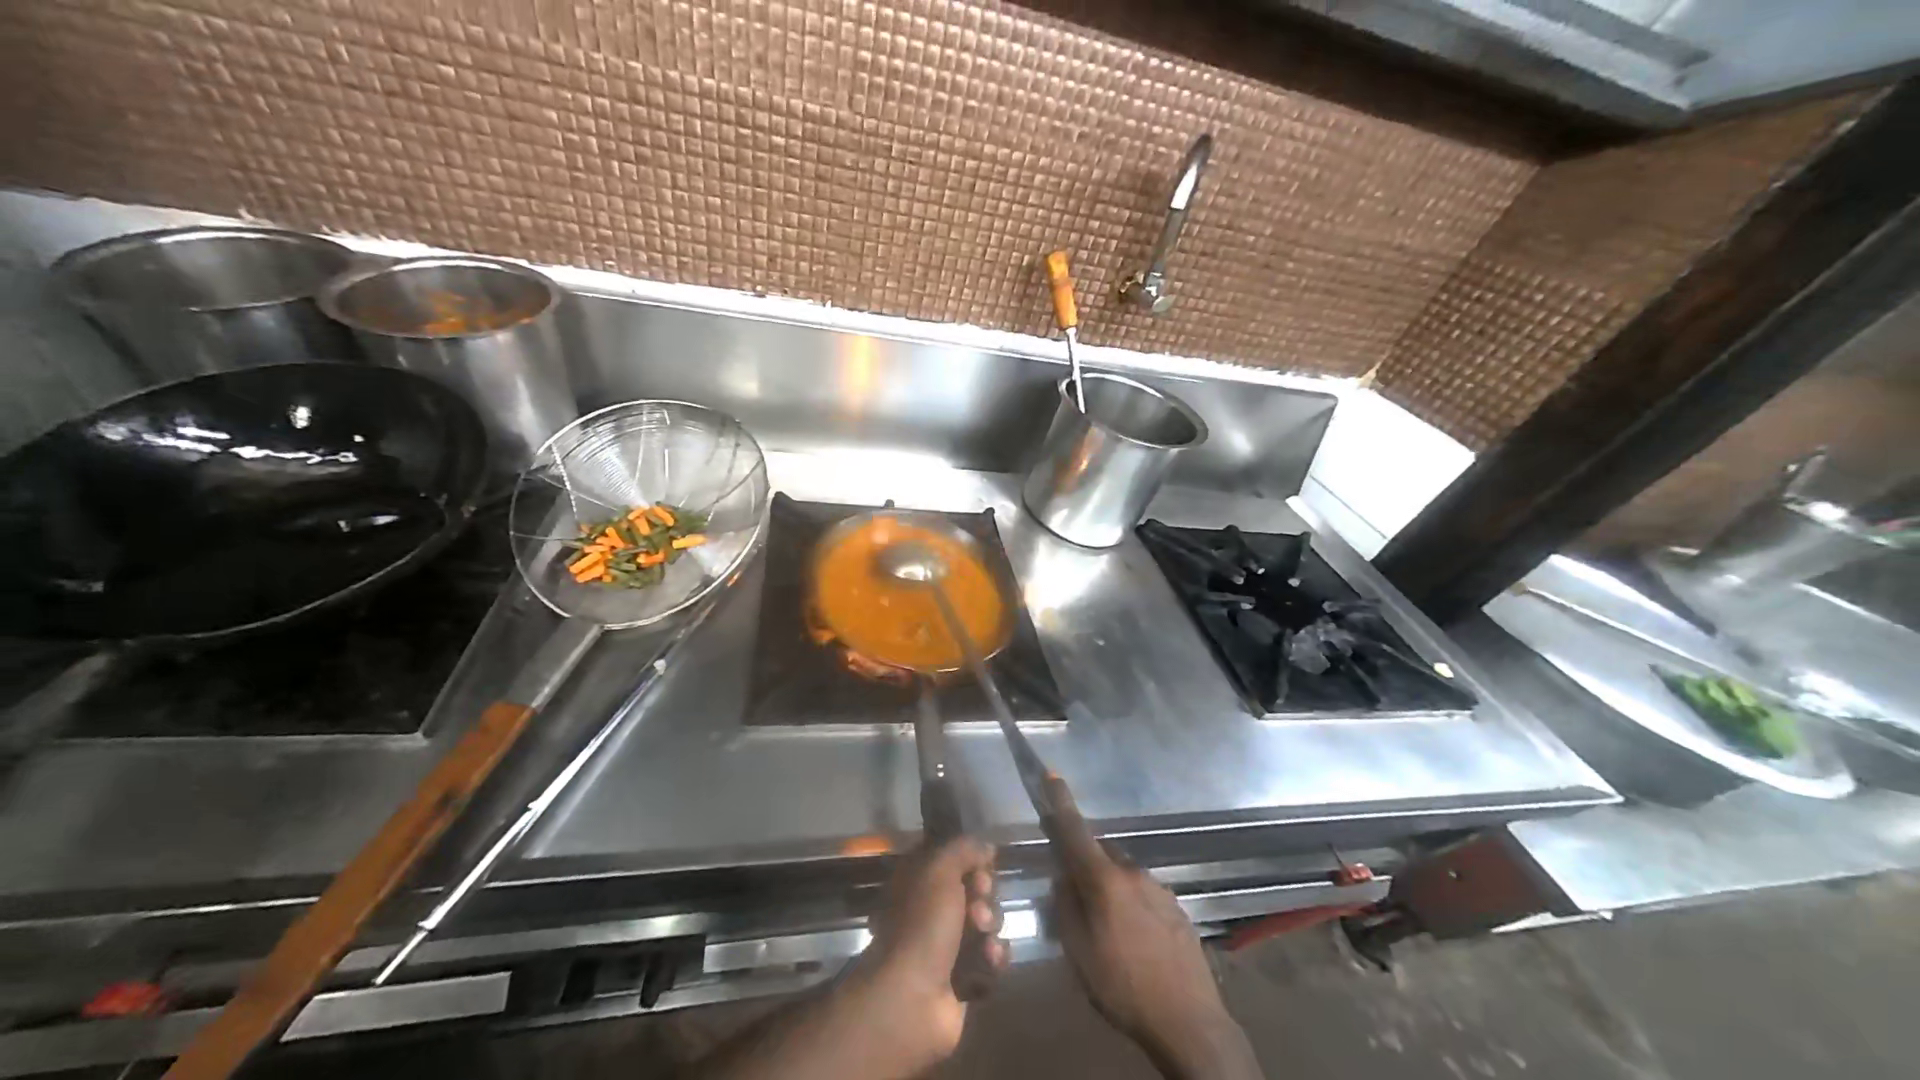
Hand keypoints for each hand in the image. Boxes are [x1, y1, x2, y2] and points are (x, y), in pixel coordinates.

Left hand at [840, 837, 1006, 1078]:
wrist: (913, 998)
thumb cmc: (922, 924)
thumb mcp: (939, 870)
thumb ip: (964, 849)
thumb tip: (986, 847)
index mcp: (916, 882)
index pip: (951, 859)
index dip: (970, 860)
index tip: (981, 865)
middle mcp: (930, 910)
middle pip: (973, 889)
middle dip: (984, 894)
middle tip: (978, 903)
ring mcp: (947, 945)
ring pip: (986, 922)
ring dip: (991, 926)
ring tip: (982, 936)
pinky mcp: (964, 977)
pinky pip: (992, 956)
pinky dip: (995, 955)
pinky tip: (990, 959)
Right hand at [1045, 777, 1261, 1079]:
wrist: (1189, 1021)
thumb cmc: (1123, 987)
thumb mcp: (1078, 953)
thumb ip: (1065, 908)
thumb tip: (1062, 879)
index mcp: (1104, 880)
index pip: (1076, 832)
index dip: (1061, 803)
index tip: (1052, 775)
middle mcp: (1132, 873)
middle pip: (1099, 854)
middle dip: (1084, 864)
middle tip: (1073, 895)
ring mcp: (1159, 888)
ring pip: (1122, 875)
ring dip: (1108, 888)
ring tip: (1105, 929)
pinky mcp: (1176, 907)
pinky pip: (1142, 893)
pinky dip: (1130, 904)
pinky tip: (1133, 940)